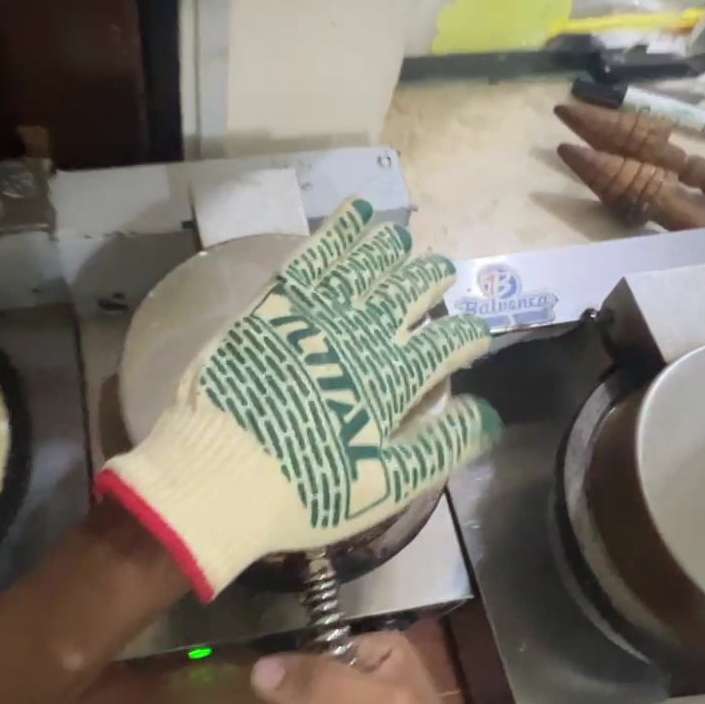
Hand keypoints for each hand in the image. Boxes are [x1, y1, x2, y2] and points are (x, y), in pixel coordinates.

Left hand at [95, 198, 499, 599]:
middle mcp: (361, 336)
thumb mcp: (385, 487)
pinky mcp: (272, 304)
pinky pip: (313, 257)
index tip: (473, 334)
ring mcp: (315, 315)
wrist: (216, 478)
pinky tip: (351, 212)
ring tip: (401, 237)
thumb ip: (440, 447)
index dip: (466, 336)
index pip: (445, 345)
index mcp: (393, 380)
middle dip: (430, 280)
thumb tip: (487, 414)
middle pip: (408, 294)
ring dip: (388, 249)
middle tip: (440, 271)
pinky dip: (336, 231)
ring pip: (364, 267)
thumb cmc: (303, 491)